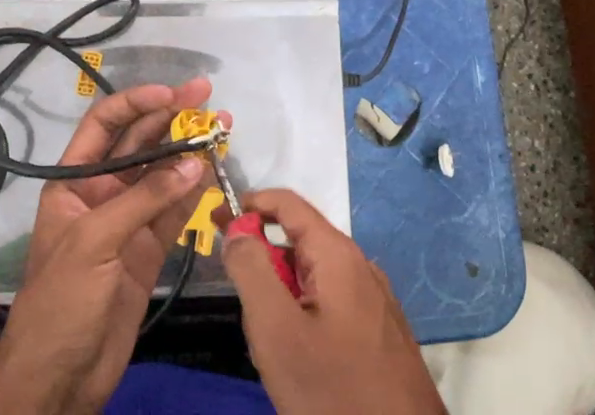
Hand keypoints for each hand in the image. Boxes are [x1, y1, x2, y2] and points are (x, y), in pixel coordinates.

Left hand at [0, 78, 215, 413]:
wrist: (59, 375)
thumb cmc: (61, 300)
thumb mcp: (94, 242)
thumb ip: (144, 200)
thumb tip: (195, 162)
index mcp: (73, 182)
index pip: (104, 126)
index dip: (136, 104)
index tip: (171, 93)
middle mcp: (101, 193)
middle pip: (139, 144)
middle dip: (171, 118)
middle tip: (208, 97)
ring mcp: (128, 221)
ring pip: (163, 174)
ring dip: (189, 150)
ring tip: (222, 128)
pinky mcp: (149, 250)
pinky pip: (174, 211)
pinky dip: (194, 190)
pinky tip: (214, 170)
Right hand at [223, 189, 445, 414]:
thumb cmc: (333, 391)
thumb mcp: (276, 330)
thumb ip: (252, 271)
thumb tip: (238, 229)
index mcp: (339, 256)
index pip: (288, 204)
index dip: (248, 206)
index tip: (214, 224)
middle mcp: (362, 268)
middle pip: (300, 244)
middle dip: (265, 265)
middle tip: (245, 310)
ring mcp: (375, 302)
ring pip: (313, 280)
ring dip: (283, 299)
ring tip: (274, 349)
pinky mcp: (380, 333)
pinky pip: (331, 306)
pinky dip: (305, 318)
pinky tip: (301, 362)